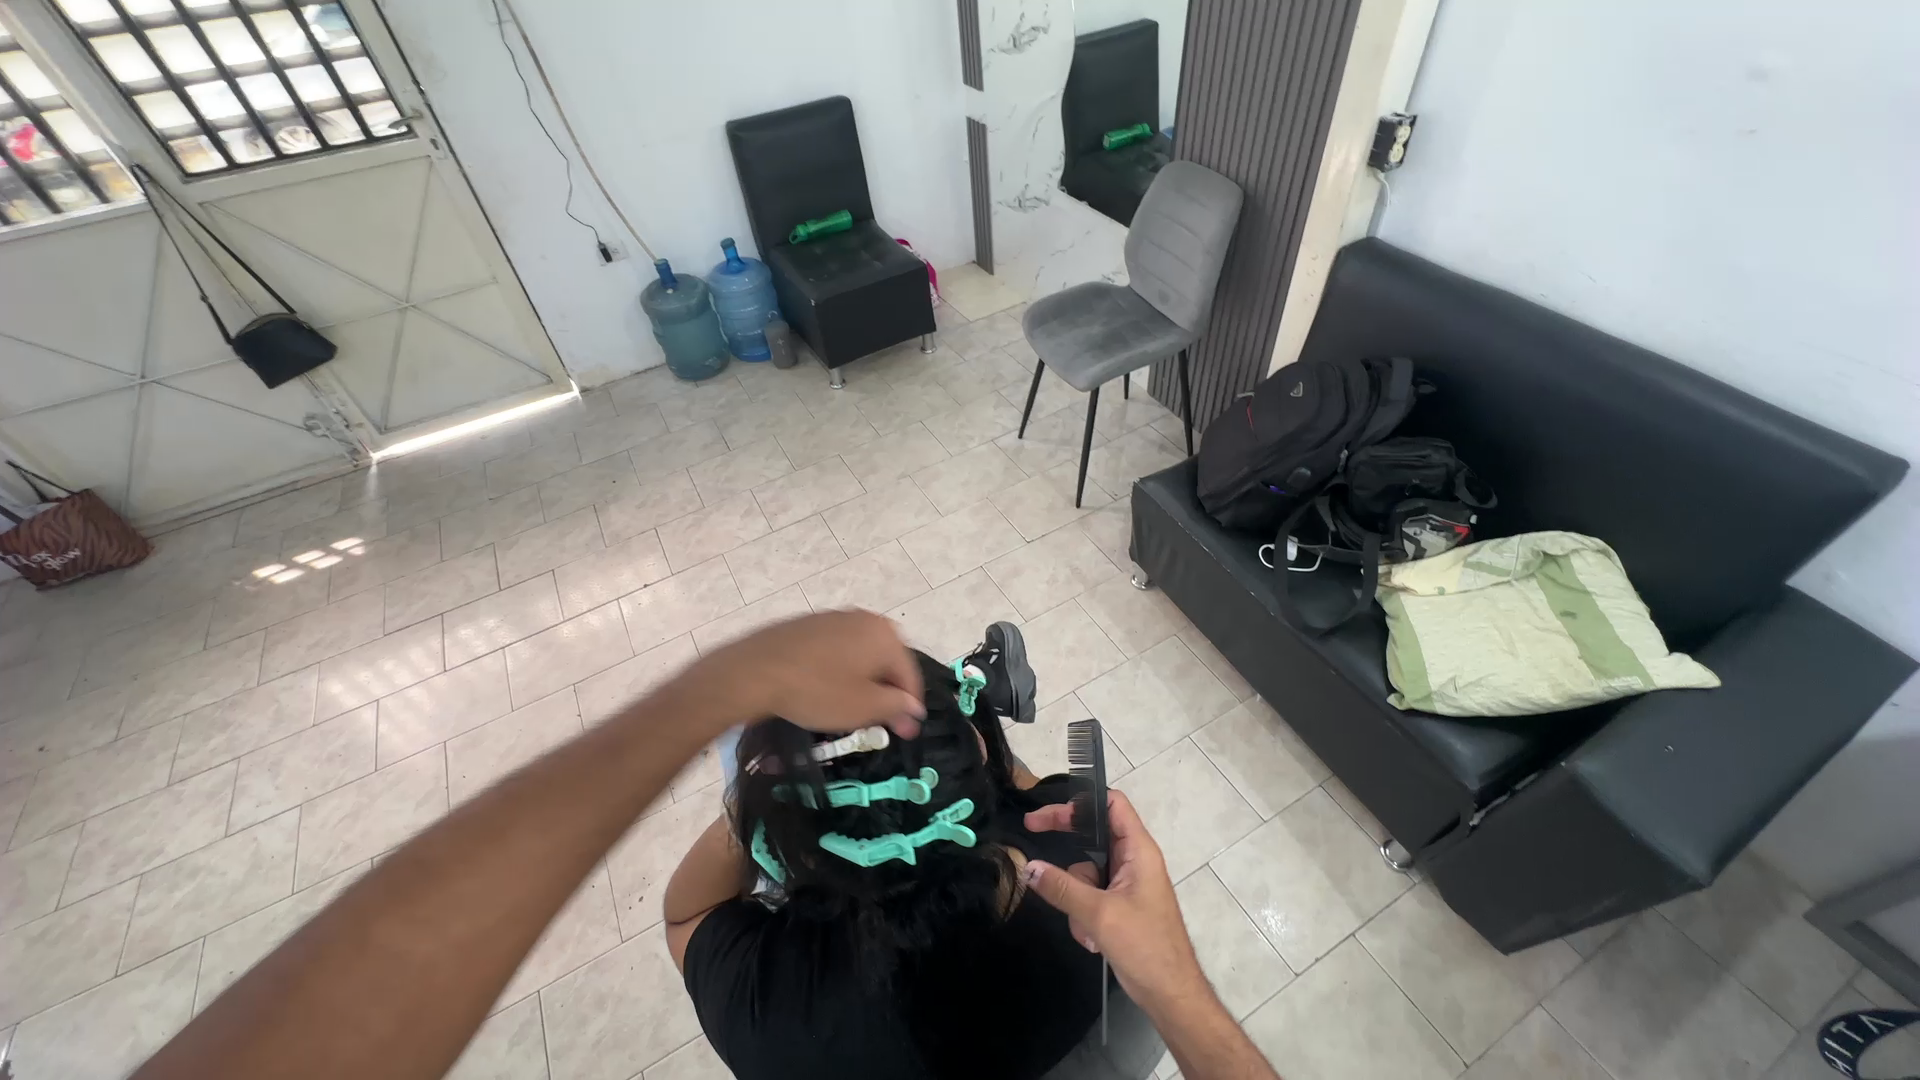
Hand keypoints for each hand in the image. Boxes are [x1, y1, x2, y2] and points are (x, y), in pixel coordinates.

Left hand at [693, 610, 925, 737]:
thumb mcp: (863, 707)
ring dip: (862, 679)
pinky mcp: (808, 624)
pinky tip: (824, 688)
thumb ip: (896, 706)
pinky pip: (836, 649)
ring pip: (860, 654)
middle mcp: (865, 619)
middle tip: (879, 721)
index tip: (905, 733)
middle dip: (886, 691)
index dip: (909, 708)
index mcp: (886, 636)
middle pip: (886, 661)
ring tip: (851, 707)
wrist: (754, 671)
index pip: (909, 676)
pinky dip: (839, 669)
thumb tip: (913, 708)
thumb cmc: (817, 691)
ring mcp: (835, 617)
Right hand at [1022, 791, 1206, 1009]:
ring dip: (1076, 895)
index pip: (1113, 804)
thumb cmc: (1145, 947)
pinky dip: (1084, 915)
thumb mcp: (1099, 914)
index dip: (1083, 800)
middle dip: (1066, 840)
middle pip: (1094, 834)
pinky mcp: (1121, 905)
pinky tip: (1092, 940)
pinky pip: (1091, 895)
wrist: (1172, 997)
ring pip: (1087, 871)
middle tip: (1032, 830)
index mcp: (1139, 850)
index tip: (1051, 809)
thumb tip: (1028, 866)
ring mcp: (1128, 884)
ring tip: (1087, 927)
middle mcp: (1134, 860)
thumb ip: (1062, 887)